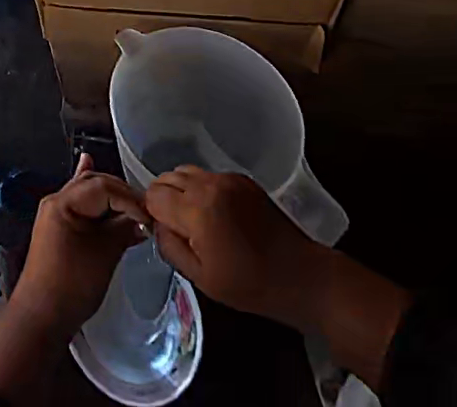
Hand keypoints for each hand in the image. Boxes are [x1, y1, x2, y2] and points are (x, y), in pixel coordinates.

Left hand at [11, 153, 150, 334]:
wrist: (42, 315)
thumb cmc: (72, 284)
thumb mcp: (104, 255)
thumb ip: (123, 231)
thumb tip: (144, 221)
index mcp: (64, 202)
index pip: (102, 186)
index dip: (129, 198)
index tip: (150, 217)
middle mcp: (57, 200)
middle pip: (93, 183)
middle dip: (122, 193)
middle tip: (147, 212)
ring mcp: (57, 212)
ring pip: (88, 192)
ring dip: (111, 195)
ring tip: (135, 202)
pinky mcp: (60, 226)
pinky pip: (79, 202)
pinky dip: (90, 190)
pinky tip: (88, 161)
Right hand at [148, 166, 412, 388]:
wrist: (304, 277)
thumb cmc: (251, 285)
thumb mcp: (202, 278)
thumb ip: (170, 246)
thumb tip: (156, 224)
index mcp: (197, 210)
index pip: (153, 195)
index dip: (152, 213)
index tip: (165, 231)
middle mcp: (209, 185)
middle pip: (166, 178)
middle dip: (164, 199)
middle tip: (178, 226)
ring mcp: (227, 179)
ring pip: (185, 172)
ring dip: (182, 191)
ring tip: (196, 218)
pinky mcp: (242, 179)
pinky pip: (207, 175)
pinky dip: (202, 189)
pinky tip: (217, 213)